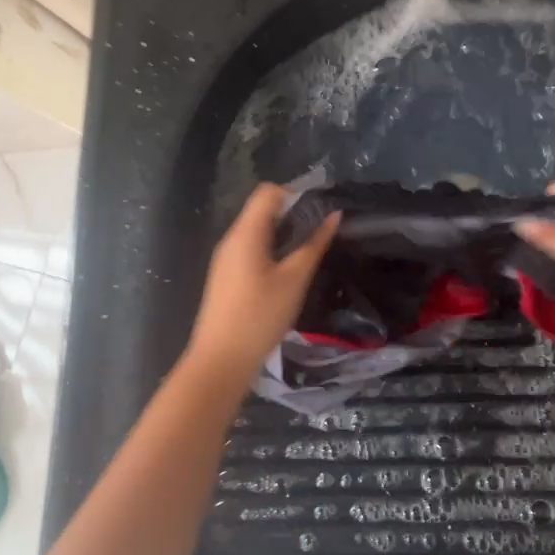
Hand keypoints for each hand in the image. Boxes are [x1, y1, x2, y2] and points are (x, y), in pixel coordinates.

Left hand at [185, 183, 339, 381]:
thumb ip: (314, 245)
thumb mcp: (294, 280)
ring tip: (306, 256)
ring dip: (282, 236)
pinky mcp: (225, 277)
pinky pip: (250, 250)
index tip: (318, 214)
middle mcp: (231, 239)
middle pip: (262, 210)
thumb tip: (334, 215)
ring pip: (257, 232)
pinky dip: (270, 251)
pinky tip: (286, 275)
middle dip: (292, 216)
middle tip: (318, 237)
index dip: (295, 195)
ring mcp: (225, 259)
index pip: (268, 192)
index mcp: (245, 233)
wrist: (220, 361)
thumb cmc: (259, 316)